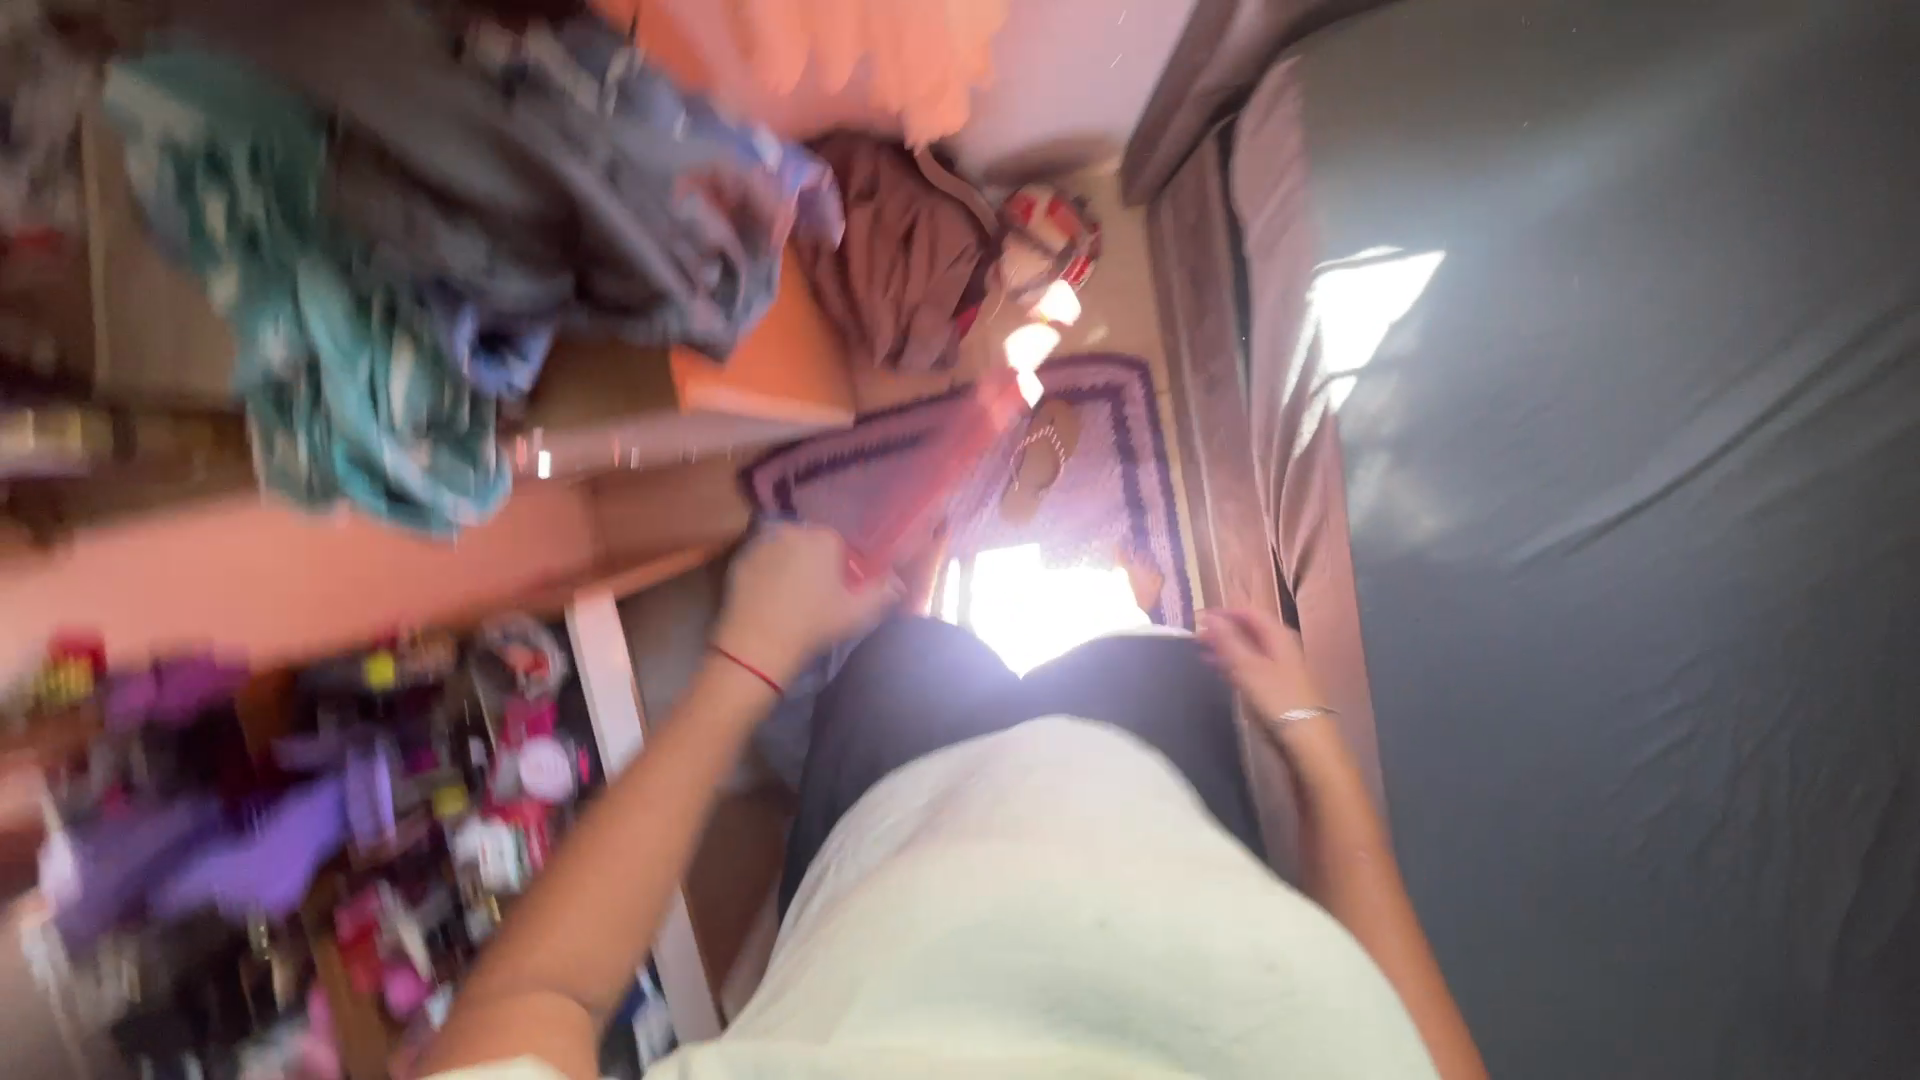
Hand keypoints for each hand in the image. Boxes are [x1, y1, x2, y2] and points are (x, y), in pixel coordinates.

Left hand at [713, 524, 900, 684]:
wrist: (758, 644)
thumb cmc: (814, 624)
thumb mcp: (858, 612)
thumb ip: (883, 592)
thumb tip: (898, 583)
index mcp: (823, 538)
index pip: (839, 545)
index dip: (841, 568)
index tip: (838, 591)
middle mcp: (791, 531)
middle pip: (809, 543)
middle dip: (814, 562)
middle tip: (816, 595)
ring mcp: (761, 544)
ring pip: (784, 550)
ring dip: (789, 565)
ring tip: (790, 598)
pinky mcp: (738, 560)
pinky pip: (761, 561)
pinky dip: (766, 573)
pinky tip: (769, 598)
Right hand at [1196, 607, 1330, 725]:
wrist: (1304, 738)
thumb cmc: (1277, 698)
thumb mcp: (1248, 667)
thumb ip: (1228, 640)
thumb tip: (1209, 617)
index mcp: (1277, 636)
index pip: (1249, 612)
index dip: (1224, 612)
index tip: (1198, 617)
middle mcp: (1278, 647)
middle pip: (1247, 629)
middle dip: (1221, 629)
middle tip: (1195, 634)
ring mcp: (1275, 666)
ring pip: (1245, 648)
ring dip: (1223, 646)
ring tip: (1198, 648)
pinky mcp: (1270, 685)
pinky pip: (1246, 665)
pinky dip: (1230, 662)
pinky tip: (1214, 666)